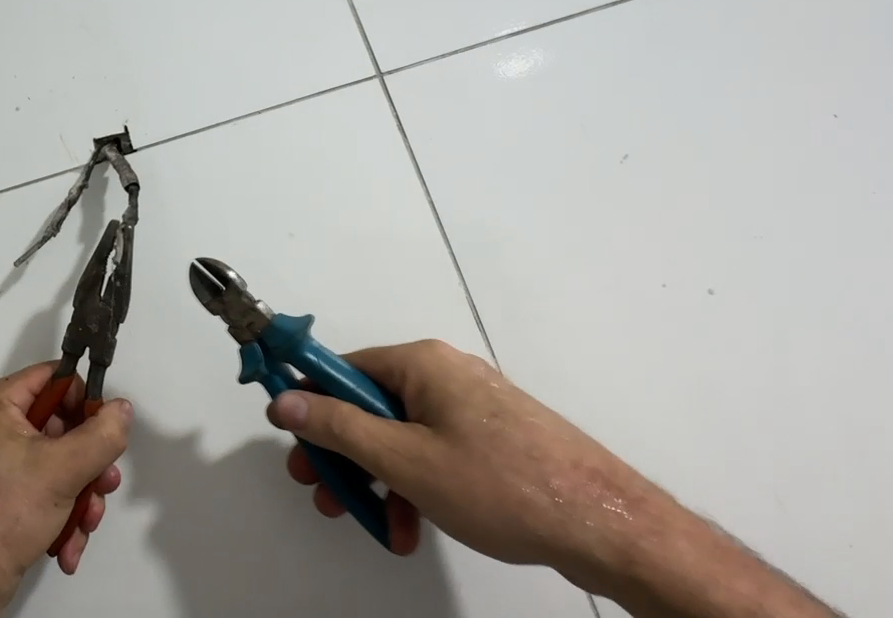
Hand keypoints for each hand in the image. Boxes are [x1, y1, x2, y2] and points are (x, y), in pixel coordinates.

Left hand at [0, 363, 132, 617]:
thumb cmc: (4, 513)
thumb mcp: (63, 469)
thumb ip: (100, 435)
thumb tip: (122, 409)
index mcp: (2, 402)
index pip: (57, 377)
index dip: (84, 400)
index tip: (103, 431)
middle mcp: (2, 423)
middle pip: (67, 424)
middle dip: (90, 464)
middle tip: (102, 485)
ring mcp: (7, 458)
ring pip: (65, 461)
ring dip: (82, 495)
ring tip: (84, 524)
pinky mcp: (13, 489)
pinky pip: (52, 488)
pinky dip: (66, 514)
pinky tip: (67, 544)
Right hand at [266, 339, 666, 588]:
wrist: (611, 529)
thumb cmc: (498, 485)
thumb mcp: (403, 460)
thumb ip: (338, 428)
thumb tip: (282, 400)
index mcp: (420, 363)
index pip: (342, 369)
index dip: (310, 404)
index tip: (294, 445)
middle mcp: (444, 373)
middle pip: (370, 405)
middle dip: (343, 454)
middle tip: (323, 493)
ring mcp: (473, 406)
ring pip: (402, 435)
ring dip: (379, 479)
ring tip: (374, 524)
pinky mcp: (496, 438)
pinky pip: (436, 451)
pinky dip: (416, 484)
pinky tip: (413, 527)